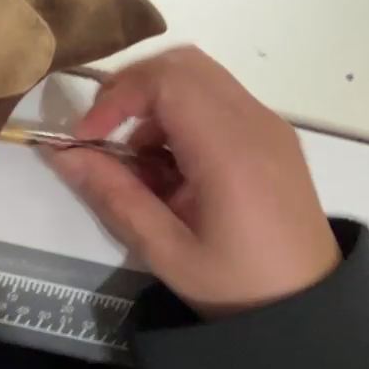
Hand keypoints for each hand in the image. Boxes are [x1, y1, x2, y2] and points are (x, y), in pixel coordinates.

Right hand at [50, 47, 339, 317]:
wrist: (306, 303)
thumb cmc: (233, 283)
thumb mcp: (162, 249)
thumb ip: (113, 195)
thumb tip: (62, 154)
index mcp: (231, 151)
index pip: (168, 81)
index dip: (115, 98)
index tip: (85, 139)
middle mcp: (255, 123)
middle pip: (182, 64)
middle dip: (128, 89)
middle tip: (99, 133)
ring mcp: (265, 126)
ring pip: (196, 78)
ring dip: (150, 105)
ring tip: (133, 161)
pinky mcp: (266, 135)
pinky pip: (212, 100)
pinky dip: (174, 117)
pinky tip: (163, 167)